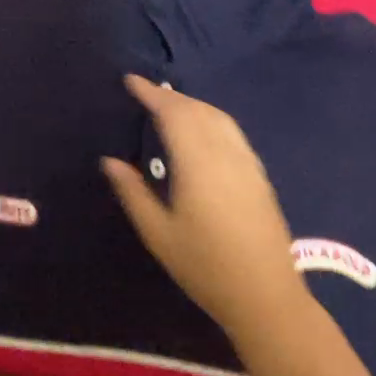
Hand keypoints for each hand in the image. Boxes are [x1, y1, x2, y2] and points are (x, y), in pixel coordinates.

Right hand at [101, 75, 310, 340]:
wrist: (264, 294)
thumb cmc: (204, 266)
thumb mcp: (158, 233)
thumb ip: (133, 192)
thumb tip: (110, 160)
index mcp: (198, 163)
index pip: (174, 114)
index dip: (152, 94)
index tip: (131, 81)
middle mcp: (226, 154)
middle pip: (198, 110)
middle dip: (171, 96)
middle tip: (146, 92)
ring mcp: (247, 163)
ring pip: (220, 118)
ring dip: (193, 105)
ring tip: (170, 106)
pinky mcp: (259, 176)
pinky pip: (232, 132)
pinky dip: (212, 118)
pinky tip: (202, 131)